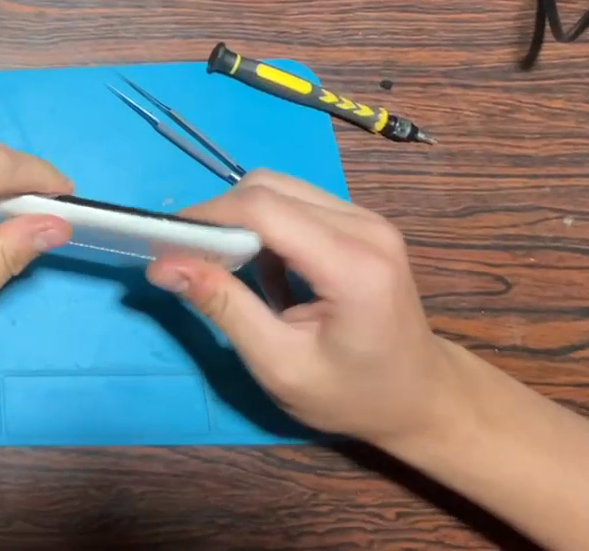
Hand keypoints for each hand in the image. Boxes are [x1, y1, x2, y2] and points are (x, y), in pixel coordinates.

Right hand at [144, 171, 466, 448]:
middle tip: (192, 255)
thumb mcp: (279, 365)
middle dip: (219, 214)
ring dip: (240, 216)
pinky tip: (263, 264)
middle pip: (267, 188)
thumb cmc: (353, 395)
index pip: (263, 209)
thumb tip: (162, 265)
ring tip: (227, 262)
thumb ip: (223, 308)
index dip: (207, 215)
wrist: (426, 402)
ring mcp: (366, 219)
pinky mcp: (359, 220)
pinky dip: (263, 221)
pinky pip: (293, 199)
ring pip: (277, 186)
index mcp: (352, 265)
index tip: (167, 240)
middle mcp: (364, 227)